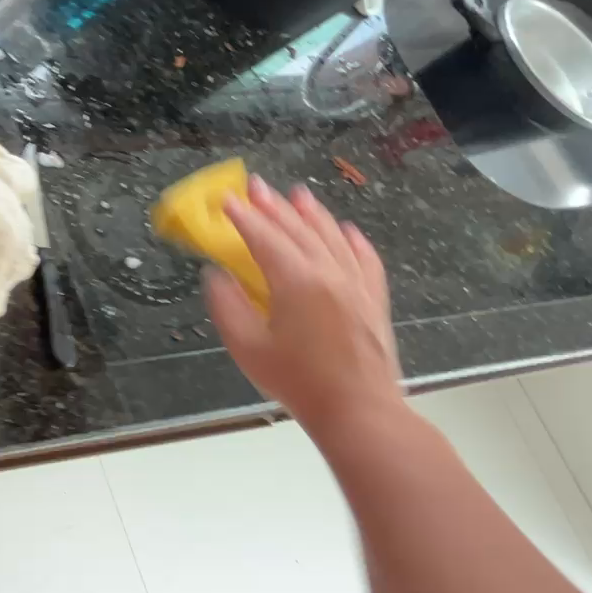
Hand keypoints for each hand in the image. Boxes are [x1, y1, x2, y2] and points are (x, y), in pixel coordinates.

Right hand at [204, 176, 403, 429]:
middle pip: (299, 231)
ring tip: (296, 193)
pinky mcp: (373, 299)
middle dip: (274, 207)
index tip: (225, 199)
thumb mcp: (244, 343)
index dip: (243, 217)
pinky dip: (352, 240)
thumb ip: (227, 303)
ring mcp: (357, 285)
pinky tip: (345, 229)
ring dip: (311, 214)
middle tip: (254, 184)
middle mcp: (330, 274)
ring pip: (332, 238)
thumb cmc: (293, 378)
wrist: (357, 408)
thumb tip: (218, 274)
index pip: (265, 239)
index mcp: (296, 282)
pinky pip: (365, 259)